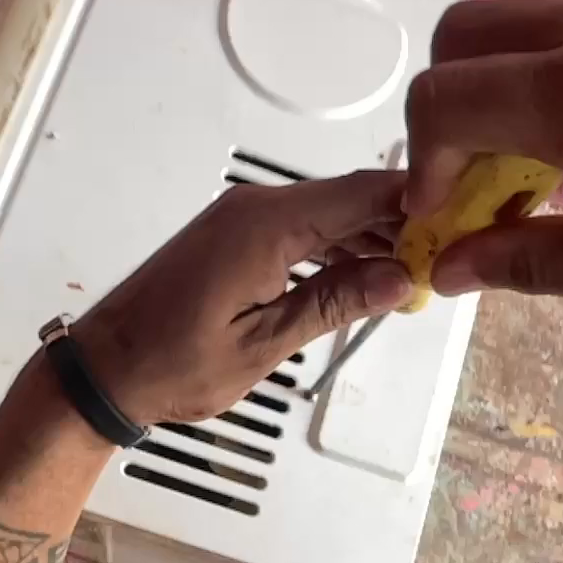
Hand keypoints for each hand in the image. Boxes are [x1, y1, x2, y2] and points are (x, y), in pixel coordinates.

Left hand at [71, 171, 411, 424]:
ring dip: (366, 240)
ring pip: (324, 214)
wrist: (105, 369)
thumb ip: (332, 303)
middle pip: (347, 198)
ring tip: (405, 280)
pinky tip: (355, 279)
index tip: (458, 230)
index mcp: (265, 227)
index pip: (362, 193)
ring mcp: (239, 219)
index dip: (416, 205)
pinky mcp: (230, 237)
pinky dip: (331, 250)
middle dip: (397, 227)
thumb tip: (399, 277)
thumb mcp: (263, 344)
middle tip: (438, 266)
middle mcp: (254, 208)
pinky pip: (297, 230)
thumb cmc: (174, 366)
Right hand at [403, 0, 562, 337]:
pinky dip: (547, 92)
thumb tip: (450, 266)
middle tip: (471, 196)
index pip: (446, 97)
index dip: (416, 166)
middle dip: (443, 120)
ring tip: (531, 187)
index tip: (436, 222)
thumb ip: (536, 262)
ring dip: (495, 105)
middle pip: (466, 37)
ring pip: (521, 30)